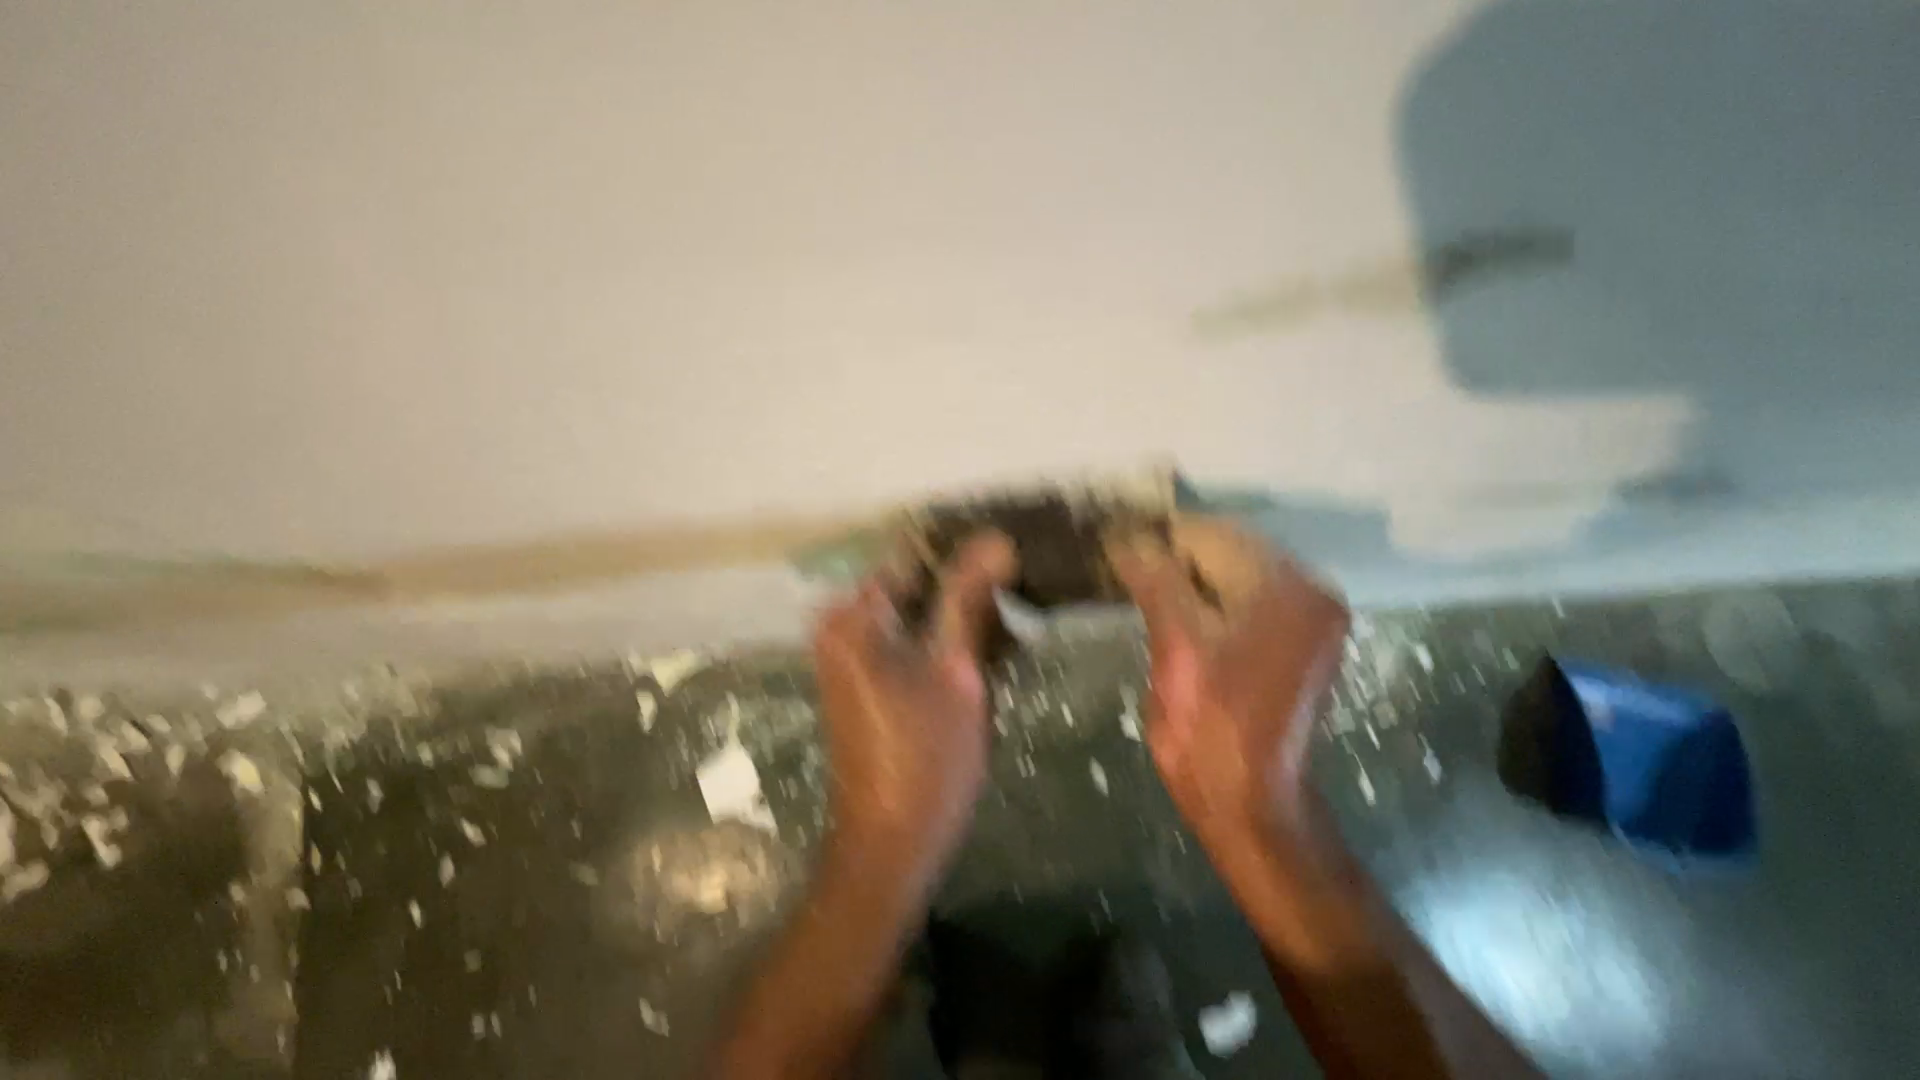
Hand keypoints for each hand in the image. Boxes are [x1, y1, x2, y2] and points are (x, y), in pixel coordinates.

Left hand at [812, 532, 1017, 871]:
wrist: (890, 843)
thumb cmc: (924, 759)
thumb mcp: (957, 673)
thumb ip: (969, 600)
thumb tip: (997, 538)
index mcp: (851, 618)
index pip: (913, 556)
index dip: (965, 553)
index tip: (1013, 556)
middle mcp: (838, 627)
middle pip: (913, 585)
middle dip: (965, 586)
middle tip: (1019, 594)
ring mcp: (846, 655)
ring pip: (914, 614)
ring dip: (957, 615)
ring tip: (1010, 622)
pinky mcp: (861, 680)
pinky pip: (905, 639)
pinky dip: (940, 640)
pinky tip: (983, 651)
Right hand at [1109, 518, 1349, 847]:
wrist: (1247, 801)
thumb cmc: (1207, 727)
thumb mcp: (1175, 646)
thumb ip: (1156, 580)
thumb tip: (1126, 536)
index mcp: (1287, 587)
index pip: (1212, 535)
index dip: (1161, 537)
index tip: (1116, 545)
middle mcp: (1313, 589)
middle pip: (1232, 548)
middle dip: (1179, 554)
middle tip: (1126, 566)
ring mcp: (1315, 615)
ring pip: (1241, 571)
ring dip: (1195, 574)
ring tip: (1147, 586)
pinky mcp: (1305, 638)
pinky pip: (1255, 597)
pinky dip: (1218, 596)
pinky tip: (1183, 609)